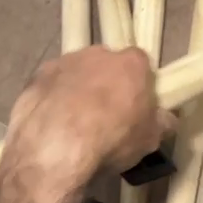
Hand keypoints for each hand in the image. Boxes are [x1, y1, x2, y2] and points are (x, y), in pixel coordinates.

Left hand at [1, 47, 174, 196]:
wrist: (56, 148)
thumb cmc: (112, 140)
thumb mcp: (150, 139)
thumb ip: (161, 123)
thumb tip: (167, 118)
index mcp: (130, 64)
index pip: (141, 63)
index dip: (139, 84)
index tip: (137, 104)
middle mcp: (97, 54)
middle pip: (107, 64)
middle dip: (108, 83)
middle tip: (107, 115)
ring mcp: (64, 62)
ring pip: (77, 73)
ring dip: (79, 90)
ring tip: (77, 123)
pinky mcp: (36, 77)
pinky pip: (52, 85)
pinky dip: (55, 99)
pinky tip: (54, 124)